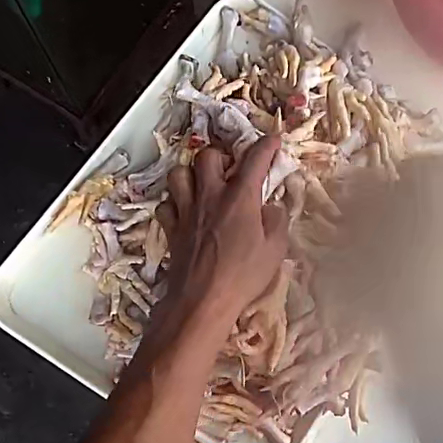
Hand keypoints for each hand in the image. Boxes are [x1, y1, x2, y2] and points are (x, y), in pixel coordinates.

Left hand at [149, 135, 290, 346]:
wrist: (201, 300)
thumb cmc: (243, 277)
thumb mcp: (275, 249)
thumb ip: (277, 220)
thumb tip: (271, 206)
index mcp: (239, 198)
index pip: (254, 159)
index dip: (266, 146)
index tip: (273, 141)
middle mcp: (209, 196)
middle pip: (207, 156)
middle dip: (221, 156)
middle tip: (231, 170)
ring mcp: (185, 211)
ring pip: (178, 174)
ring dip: (191, 175)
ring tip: (204, 186)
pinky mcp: (170, 229)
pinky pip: (166, 204)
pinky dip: (174, 203)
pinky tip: (185, 212)